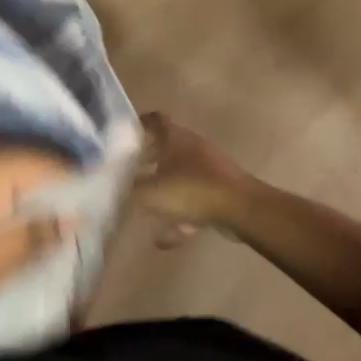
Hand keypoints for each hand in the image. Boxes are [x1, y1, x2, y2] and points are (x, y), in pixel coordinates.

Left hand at [0, 143, 73, 355]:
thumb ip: (28, 241)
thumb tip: (74, 216)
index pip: (49, 161)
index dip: (80, 190)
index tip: (98, 229)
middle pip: (28, 163)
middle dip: (55, 200)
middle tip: (72, 246)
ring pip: (4, 173)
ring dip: (26, 206)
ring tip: (41, 250)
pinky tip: (2, 239)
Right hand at [132, 112, 251, 247]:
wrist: (241, 209)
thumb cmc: (191, 190)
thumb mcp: (152, 193)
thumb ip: (132, 192)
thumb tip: (119, 190)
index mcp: (175, 138)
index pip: (155, 120)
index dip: (139, 124)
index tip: (124, 136)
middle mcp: (192, 147)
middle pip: (167, 148)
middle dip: (148, 160)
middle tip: (130, 172)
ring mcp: (209, 169)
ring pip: (180, 176)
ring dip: (165, 190)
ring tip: (145, 209)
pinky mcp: (220, 191)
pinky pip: (194, 201)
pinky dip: (180, 217)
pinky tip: (165, 240)